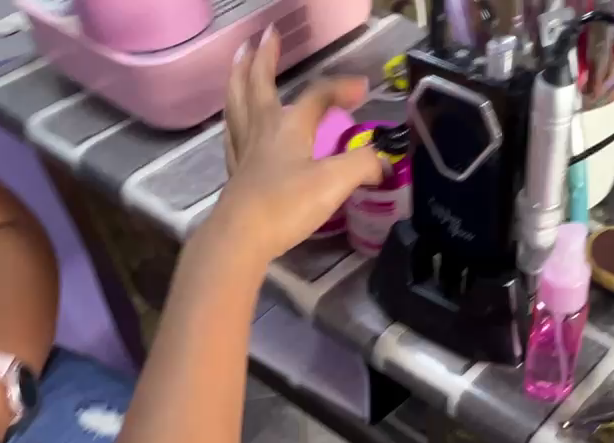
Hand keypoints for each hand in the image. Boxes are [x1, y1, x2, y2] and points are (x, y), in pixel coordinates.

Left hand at [214, 27, 383, 262]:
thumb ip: (361, 166)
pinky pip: (232, 135)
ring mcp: (245, 150)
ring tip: (240, 58)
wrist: (243, 236)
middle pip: (260, 83)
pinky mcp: (236, 174)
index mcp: (290, 126)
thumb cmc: (288, 205)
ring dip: (239, 75)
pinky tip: (234, 121)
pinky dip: (233, 120)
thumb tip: (382, 163)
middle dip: (266, 57)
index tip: (363, 89)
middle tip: (268, 34)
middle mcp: (264, 129)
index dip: (342, 89)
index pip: (318, 96)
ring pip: (238, 102)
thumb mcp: (334, 183)